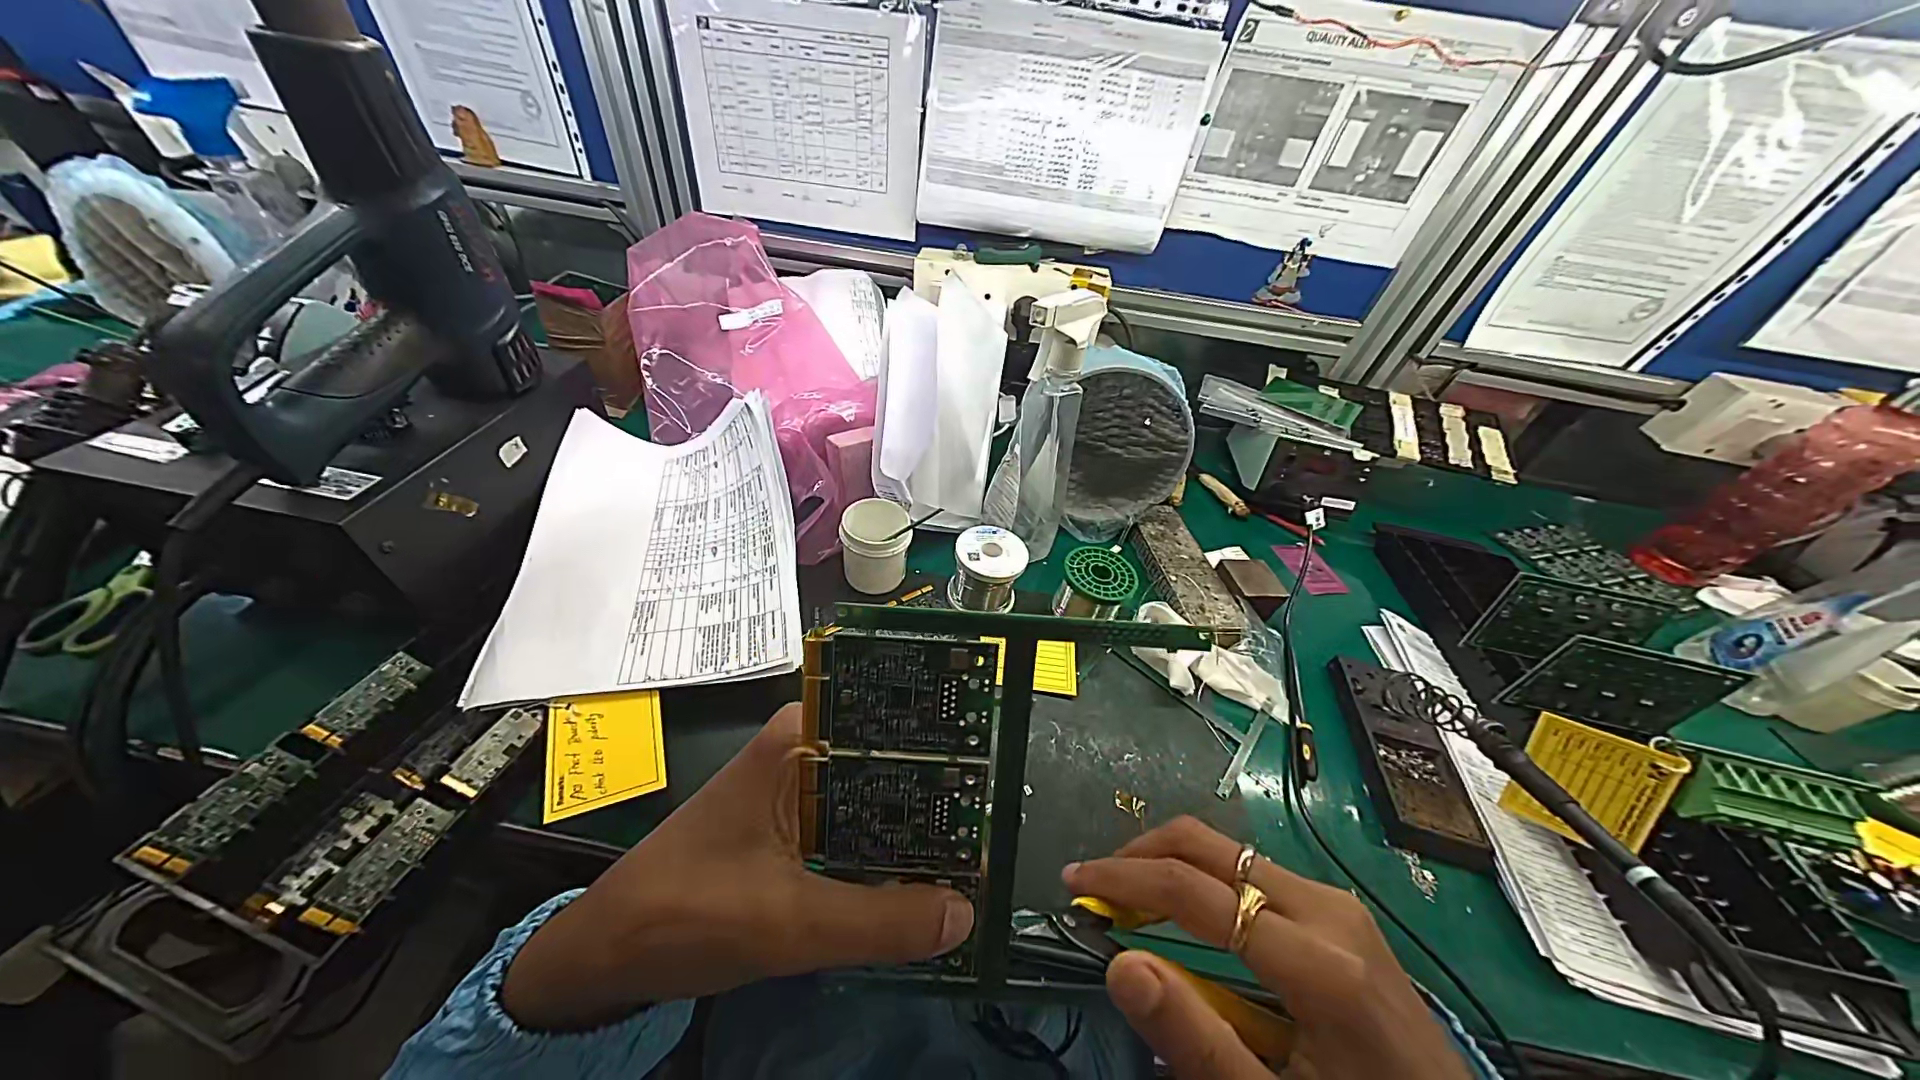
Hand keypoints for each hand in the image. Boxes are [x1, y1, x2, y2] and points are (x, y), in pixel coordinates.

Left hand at [502, 703, 974, 1029]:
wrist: (608, 952)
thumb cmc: (686, 913)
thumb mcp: (789, 923)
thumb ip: (879, 920)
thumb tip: (966, 912)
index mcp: (801, 740)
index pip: (889, 719)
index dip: (944, 741)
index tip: (994, 771)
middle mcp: (808, 750)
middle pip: (890, 761)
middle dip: (941, 792)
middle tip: (1001, 822)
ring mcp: (802, 788)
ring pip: (878, 797)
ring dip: (919, 826)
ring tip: (980, 850)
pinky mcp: (798, 825)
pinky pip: (859, 830)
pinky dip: (889, 853)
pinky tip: (927, 878)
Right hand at [1063, 817, 1472, 1079]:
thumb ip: (1197, 1040)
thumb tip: (1121, 968)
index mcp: (1319, 962)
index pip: (1196, 890)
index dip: (1124, 880)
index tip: (1075, 883)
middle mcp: (1328, 909)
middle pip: (1211, 846)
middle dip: (1141, 854)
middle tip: (1097, 886)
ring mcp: (1336, 904)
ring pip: (1229, 853)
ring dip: (1169, 865)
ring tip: (1129, 901)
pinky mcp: (1337, 911)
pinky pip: (1253, 874)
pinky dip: (1202, 881)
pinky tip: (1183, 913)